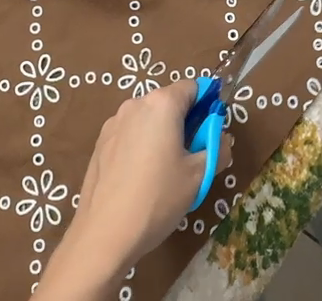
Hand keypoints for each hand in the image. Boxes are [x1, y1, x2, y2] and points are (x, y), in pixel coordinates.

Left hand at [39, 80, 214, 298]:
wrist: (104, 234)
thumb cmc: (158, 198)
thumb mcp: (199, 175)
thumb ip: (218, 148)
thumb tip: (221, 139)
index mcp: (162, 104)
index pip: (193, 87)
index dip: (206, 106)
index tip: (210, 133)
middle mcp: (135, 104)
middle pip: (169, 102)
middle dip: (184, 122)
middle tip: (190, 157)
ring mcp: (113, 122)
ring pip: (148, 119)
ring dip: (161, 134)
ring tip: (164, 172)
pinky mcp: (100, 142)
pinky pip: (130, 134)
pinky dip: (140, 145)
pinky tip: (139, 178)